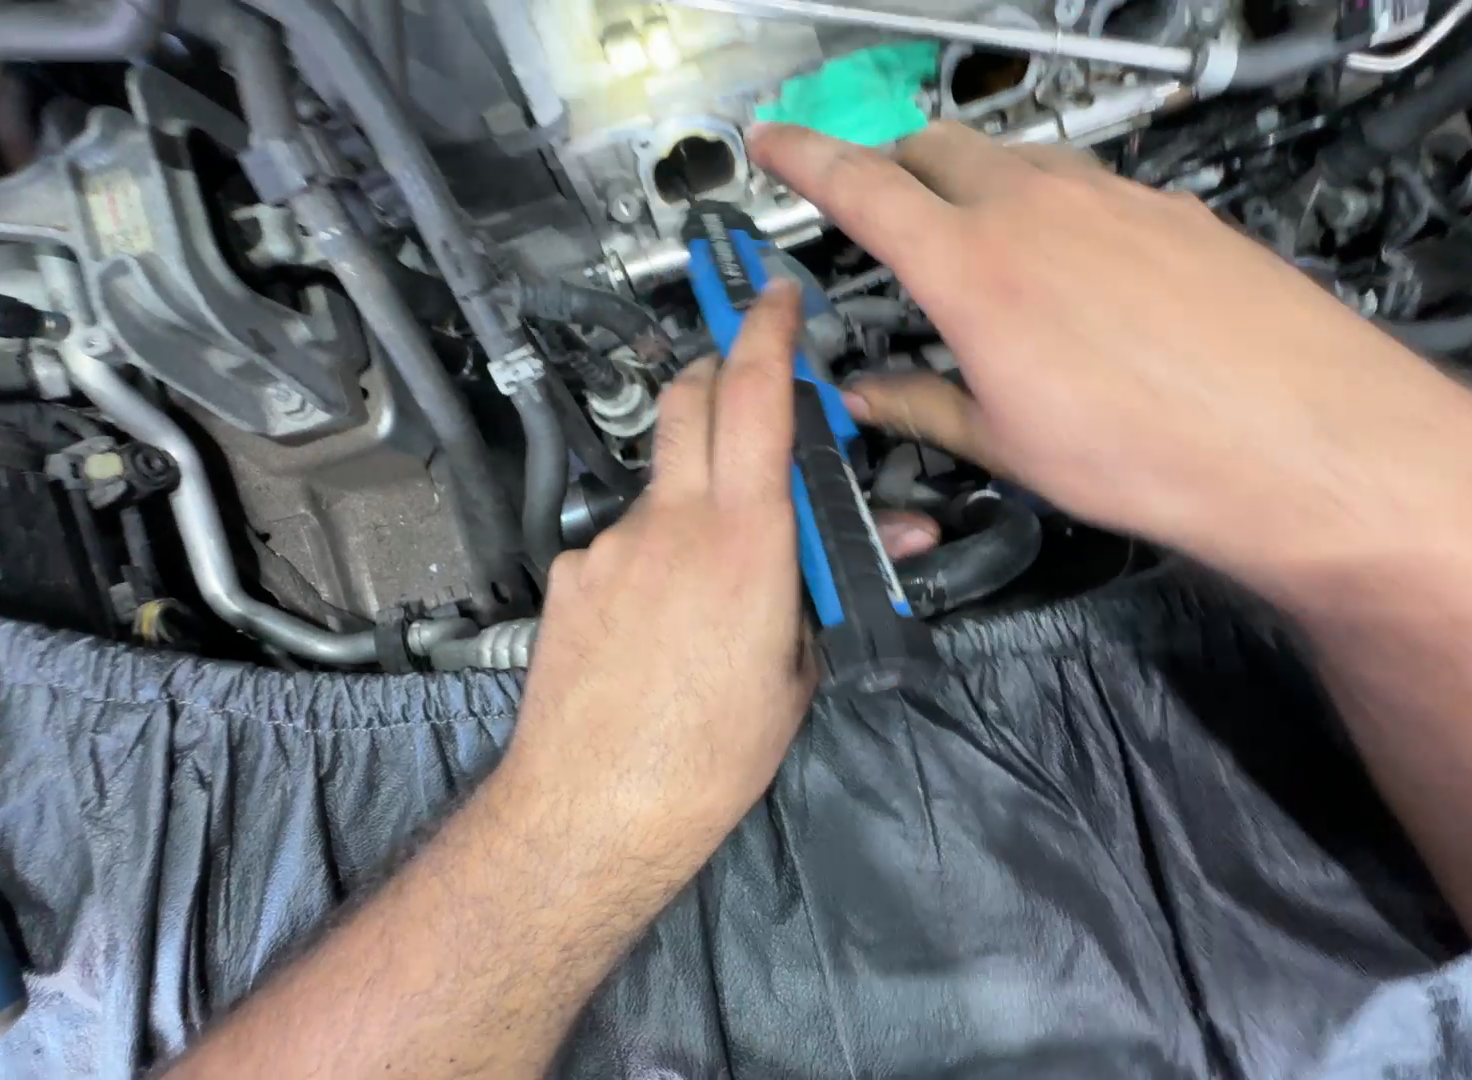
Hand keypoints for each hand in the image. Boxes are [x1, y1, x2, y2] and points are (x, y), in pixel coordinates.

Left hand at [499, 282, 813, 871]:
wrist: (593, 808)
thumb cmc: (715, 751)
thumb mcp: (801, 667)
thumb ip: (838, 581)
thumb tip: (898, 533)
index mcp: (744, 539)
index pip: (754, 398)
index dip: (767, 332)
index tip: (776, 297)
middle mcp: (670, 522)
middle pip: (688, 399)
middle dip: (722, 373)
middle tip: (755, 397)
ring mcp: (610, 544)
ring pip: (660, 475)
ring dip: (695, 480)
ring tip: (717, 558)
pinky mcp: (572, 573)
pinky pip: (624, 535)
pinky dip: (655, 545)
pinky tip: (662, 611)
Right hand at [750, 122, 1471, 585]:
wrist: (1297, 441)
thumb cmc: (1150, 450)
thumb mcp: (1003, 442)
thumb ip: (921, 404)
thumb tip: (872, 397)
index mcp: (974, 269)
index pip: (862, 187)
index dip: (804, 158)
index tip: (776, 141)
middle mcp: (1037, 209)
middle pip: (932, 151)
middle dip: (888, 171)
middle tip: (873, 214)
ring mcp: (1108, 197)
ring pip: (1006, 160)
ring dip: (964, 188)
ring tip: (965, 252)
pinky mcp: (1163, 207)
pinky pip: (1076, 181)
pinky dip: (1038, 205)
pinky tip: (1053, 265)